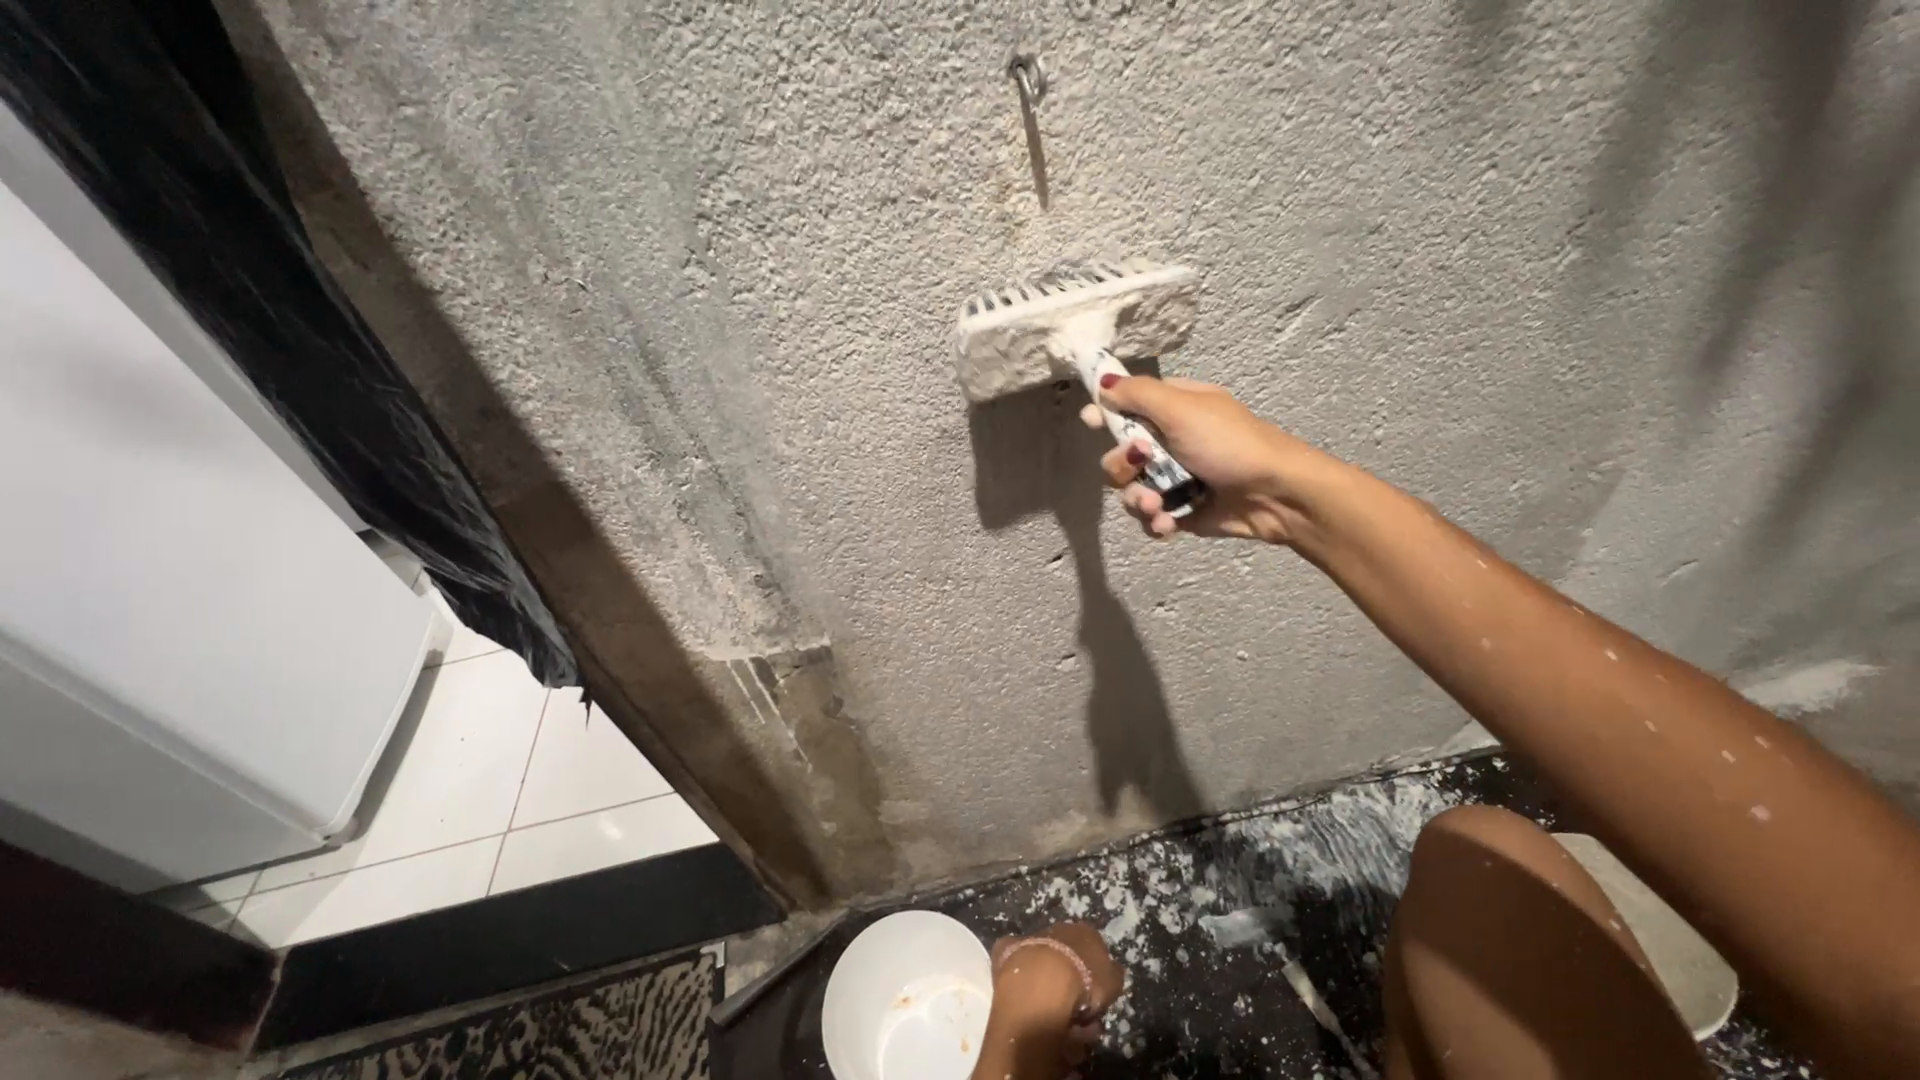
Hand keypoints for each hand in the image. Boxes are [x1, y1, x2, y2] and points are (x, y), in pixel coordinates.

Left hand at [987, 922, 1124, 1071]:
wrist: (1041, 980)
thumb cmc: (1084, 981)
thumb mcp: (1114, 983)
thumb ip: (1112, 976)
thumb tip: (1109, 973)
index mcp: (1086, 932)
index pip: (1094, 954)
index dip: (1096, 981)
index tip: (1095, 1005)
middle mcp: (1058, 930)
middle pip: (1068, 963)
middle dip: (1073, 992)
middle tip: (1077, 1020)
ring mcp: (1031, 940)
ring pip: (1044, 972)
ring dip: (1051, 997)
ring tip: (1056, 1022)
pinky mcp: (1006, 953)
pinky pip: (1017, 973)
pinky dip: (1022, 985)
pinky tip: (1028, 1004)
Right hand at [1084, 375, 1334, 543]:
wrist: (1276, 495)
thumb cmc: (1230, 444)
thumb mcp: (1182, 409)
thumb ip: (1137, 394)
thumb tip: (1102, 381)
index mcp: (1173, 410)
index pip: (1128, 407)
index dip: (1107, 414)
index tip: (1093, 422)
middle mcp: (1171, 443)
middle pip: (1120, 455)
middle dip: (1122, 467)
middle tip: (1140, 466)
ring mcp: (1175, 480)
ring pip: (1130, 491)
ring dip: (1137, 500)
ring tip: (1156, 506)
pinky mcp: (1181, 512)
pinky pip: (1150, 518)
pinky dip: (1155, 522)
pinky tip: (1167, 523)